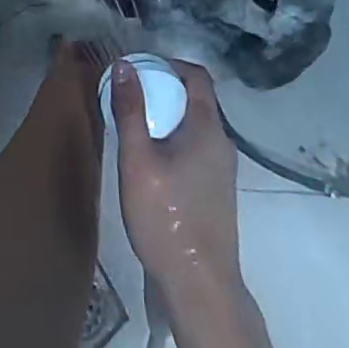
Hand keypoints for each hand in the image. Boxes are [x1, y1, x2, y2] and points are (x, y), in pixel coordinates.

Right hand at [111, 59, 240, 290]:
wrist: (199, 284)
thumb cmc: (166, 217)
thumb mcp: (138, 160)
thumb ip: (130, 111)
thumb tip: (125, 65)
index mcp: (208, 126)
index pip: (197, 75)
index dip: (169, 64)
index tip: (140, 68)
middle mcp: (222, 141)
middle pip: (197, 99)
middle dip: (164, 90)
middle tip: (130, 97)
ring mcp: (223, 167)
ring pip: (196, 126)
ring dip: (169, 117)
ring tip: (136, 127)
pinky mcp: (217, 189)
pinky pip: (197, 148)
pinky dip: (175, 140)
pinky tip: (151, 161)